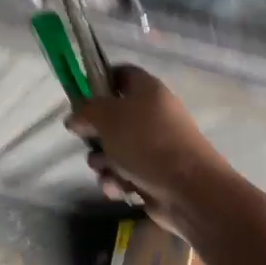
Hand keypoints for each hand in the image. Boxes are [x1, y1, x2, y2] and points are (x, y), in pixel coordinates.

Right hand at [66, 65, 229, 214]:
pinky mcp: (156, 175)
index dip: (99, 81)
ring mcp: (156, 147)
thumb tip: (74, 119)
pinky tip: (118, 189)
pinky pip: (126, 173)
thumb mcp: (106, 117)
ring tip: (106, 171)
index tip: (81, 98)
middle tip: (89, 141)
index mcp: (147, 90)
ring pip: (115, 148)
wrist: (190, 190)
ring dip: (103, 162)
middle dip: (96, 134)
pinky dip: (118, 181)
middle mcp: (153, 115)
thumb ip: (84, 112)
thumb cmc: (146, 142)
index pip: (121, 74)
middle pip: (113, 117)